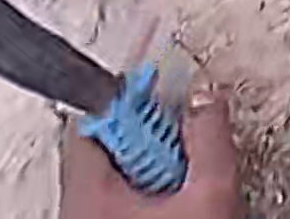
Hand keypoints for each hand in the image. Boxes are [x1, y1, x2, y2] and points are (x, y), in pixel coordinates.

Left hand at [58, 95, 240, 218]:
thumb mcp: (211, 188)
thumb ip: (209, 134)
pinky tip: (176, 192)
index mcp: (89, 197)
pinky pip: (118, 192)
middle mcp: (77, 212)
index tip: (155, 83)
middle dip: (146, 126)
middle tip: (179, 126)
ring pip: (113, 169)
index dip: (126, 95)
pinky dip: (148, 179)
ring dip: (151, 154)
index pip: (89, 123)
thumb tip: (205, 96)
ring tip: (183, 164)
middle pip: (104, 143)